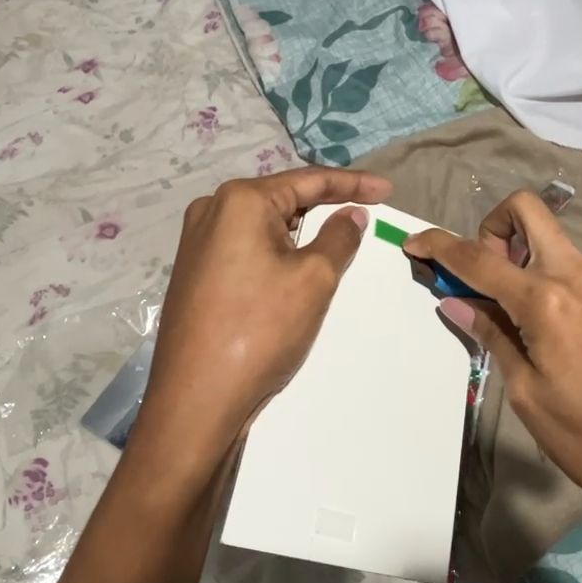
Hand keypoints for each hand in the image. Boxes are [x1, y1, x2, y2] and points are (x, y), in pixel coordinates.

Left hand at [144, 167, 391, 445]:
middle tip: (365, 209)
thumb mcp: (313, 279)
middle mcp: (212, 210)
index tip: (386, 189)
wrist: (195, 402)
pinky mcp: (194, 271)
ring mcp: (197, 242)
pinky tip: (295, 262)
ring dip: (301, 229)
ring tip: (337, 237)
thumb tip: (351, 213)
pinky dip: (277, 249)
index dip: (352, 183)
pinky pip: (247, 245)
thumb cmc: (259, 331)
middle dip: (325, 203)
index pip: (308, 180)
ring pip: (265, 223)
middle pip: (283, 197)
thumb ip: (339, 237)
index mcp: (240, 200)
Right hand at [402, 191, 581, 512]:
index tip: (417, 243)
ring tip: (531, 322)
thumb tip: (457, 301)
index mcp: (547, 300)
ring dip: (532, 262)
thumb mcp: (526, 392)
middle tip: (489, 274)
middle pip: (528, 210)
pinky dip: (565, 287)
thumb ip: (493, 334)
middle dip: (495, 226)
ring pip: (559, 244)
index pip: (479, 259)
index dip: (441, 246)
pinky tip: (574, 339)